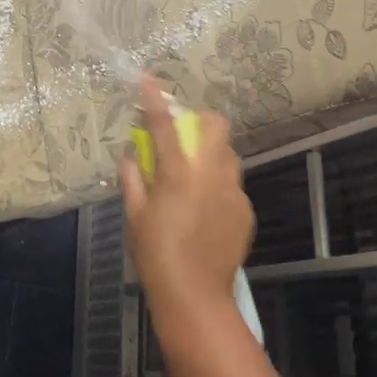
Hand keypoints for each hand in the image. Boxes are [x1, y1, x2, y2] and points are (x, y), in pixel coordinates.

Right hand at [119, 75, 253, 314]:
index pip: (165, 125)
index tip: (149, 80)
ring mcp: (233, 192)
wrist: (195, 296)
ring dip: (212, 153)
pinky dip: (218, 185)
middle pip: (217, 125)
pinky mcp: (245, 211)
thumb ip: (132, 180)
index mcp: (178, 174)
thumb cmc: (156, 254)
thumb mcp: (133, 216)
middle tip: (183, 135)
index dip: (155, 99)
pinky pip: (232, 185)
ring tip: (194, 175)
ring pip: (229, 155)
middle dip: (200, 121)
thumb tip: (131, 157)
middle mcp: (211, 175)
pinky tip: (205, 209)